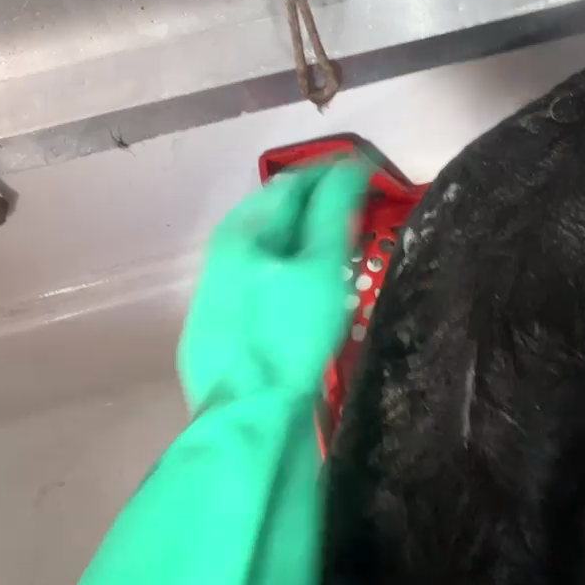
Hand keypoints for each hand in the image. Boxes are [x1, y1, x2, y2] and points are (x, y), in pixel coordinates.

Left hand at [177, 162, 371, 412]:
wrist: (248, 417)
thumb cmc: (291, 337)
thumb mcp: (322, 268)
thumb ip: (333, 212)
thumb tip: (349, 168)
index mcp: (244, 230)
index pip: (294, 182)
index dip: (333, 173)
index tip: (368, 175)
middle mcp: (223, 250)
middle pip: (276, 210)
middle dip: (317, 202)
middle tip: (359, 208)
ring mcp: (216, 287)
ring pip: (267, 244)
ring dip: (302, 235)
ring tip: (339, 243)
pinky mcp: (218, 321)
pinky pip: (258, 276)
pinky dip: (287, 267)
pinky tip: (307, 286)